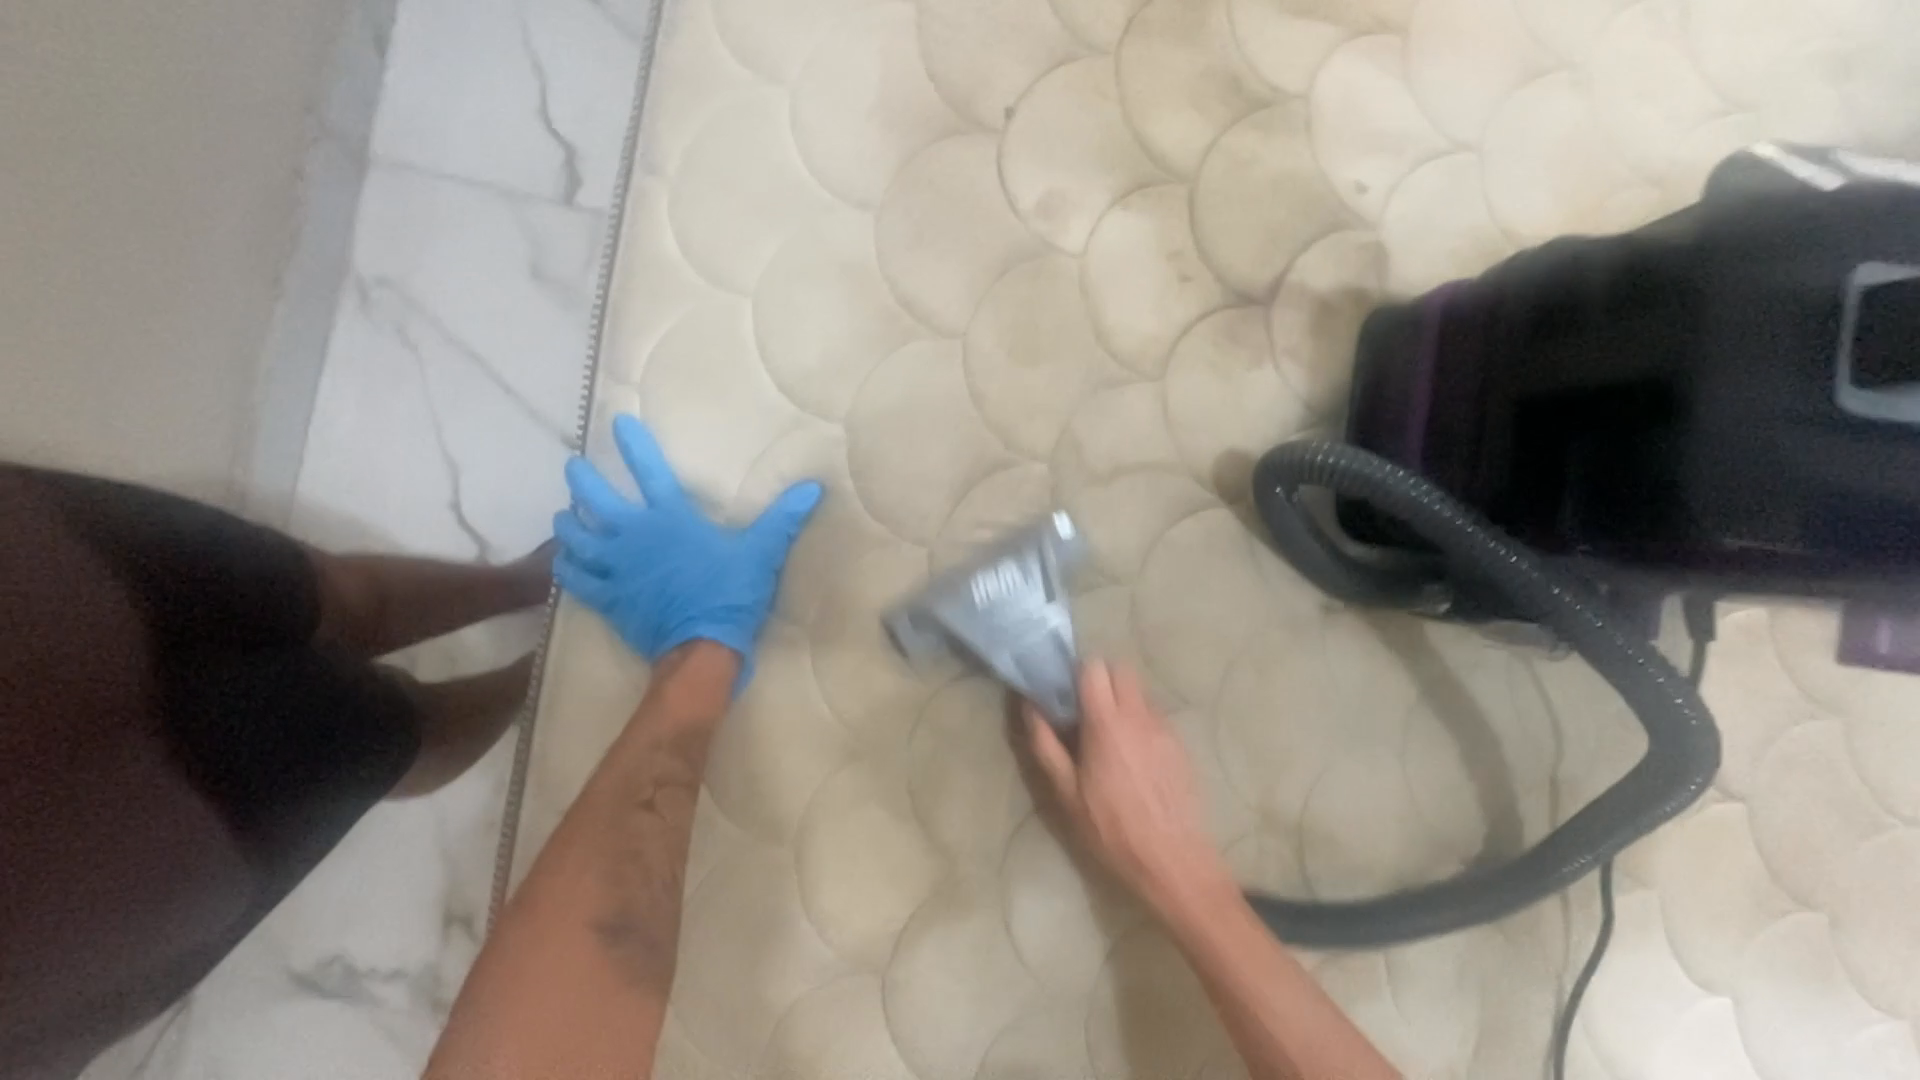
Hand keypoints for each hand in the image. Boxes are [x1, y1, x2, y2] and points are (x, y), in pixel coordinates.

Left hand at [552, 415, 821, 680]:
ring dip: (568, 522)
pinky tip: (564, 562)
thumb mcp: (763, 553)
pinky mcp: (608, 597)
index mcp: (672, 519)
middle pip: (596, 499)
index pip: (651, 472)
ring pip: (577, 537)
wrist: (701, 647)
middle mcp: (635, 536)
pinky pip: (577, 578)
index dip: (635, 445)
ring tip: (565, 514)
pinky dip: (567, 567)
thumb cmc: (731, 594)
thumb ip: (783, 519)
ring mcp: (616, 568)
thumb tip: (814, 487)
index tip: (619, 422)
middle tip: (574, 467)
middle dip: (582, 479)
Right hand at [1022, 660, 1232, 920]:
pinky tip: (1134, 755)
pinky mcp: (1181, 744)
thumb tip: (1030, 706)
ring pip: (1140, 692)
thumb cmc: (1111, 828)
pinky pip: (1156, 716)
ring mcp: (1164, 728)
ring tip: (1109, 735)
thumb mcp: (1066, 792)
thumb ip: (1045, 744)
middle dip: (1101, 680)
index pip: (1094, 668)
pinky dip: (1141, 721)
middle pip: (1121, 670)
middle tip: (1084, 710)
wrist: (1172, 859)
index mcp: (1107, 723)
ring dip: (1122, 700)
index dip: (1077, 674)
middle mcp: (1139, 715)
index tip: (1064, 693)